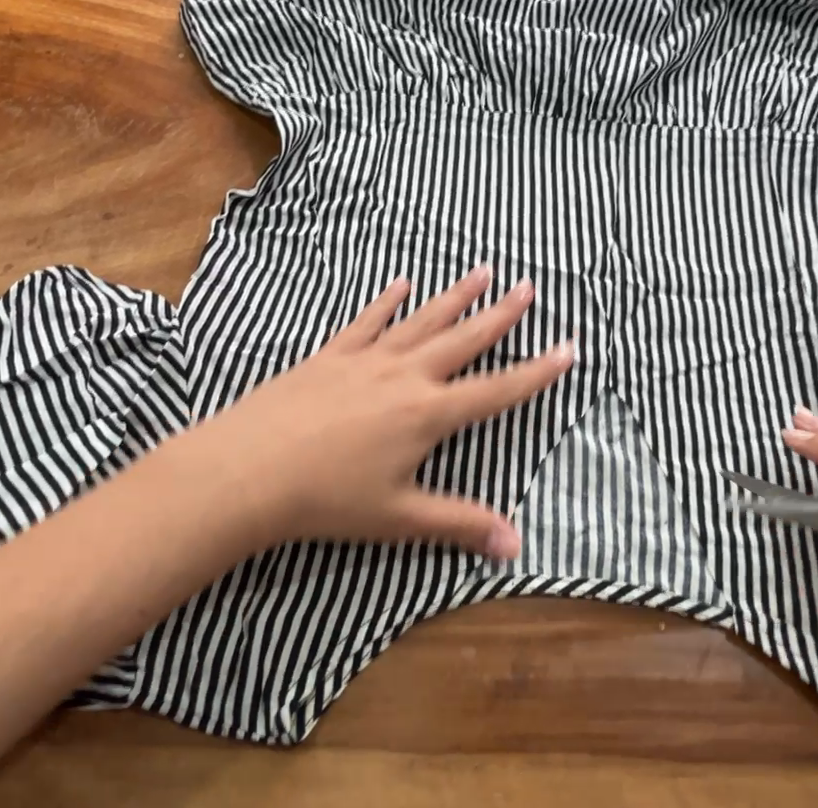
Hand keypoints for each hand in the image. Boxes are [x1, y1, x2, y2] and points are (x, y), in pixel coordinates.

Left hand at [169, 267, 573, 559]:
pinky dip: (386, 301)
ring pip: (420, 321)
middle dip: (500, 315)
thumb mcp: (399, 518)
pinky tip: (400, 285)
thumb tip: (516, 545)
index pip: (496, 390)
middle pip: (463, 340)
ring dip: (453, 297)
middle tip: (528, 288)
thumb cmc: (327, 499)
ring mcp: (365, 360)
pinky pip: (366, 321)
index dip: (536, 372)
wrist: (249, 468)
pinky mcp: (329, 355)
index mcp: (427, 414)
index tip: (567, 347)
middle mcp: (404, 376)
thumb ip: (459, 524)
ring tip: (480, 272)